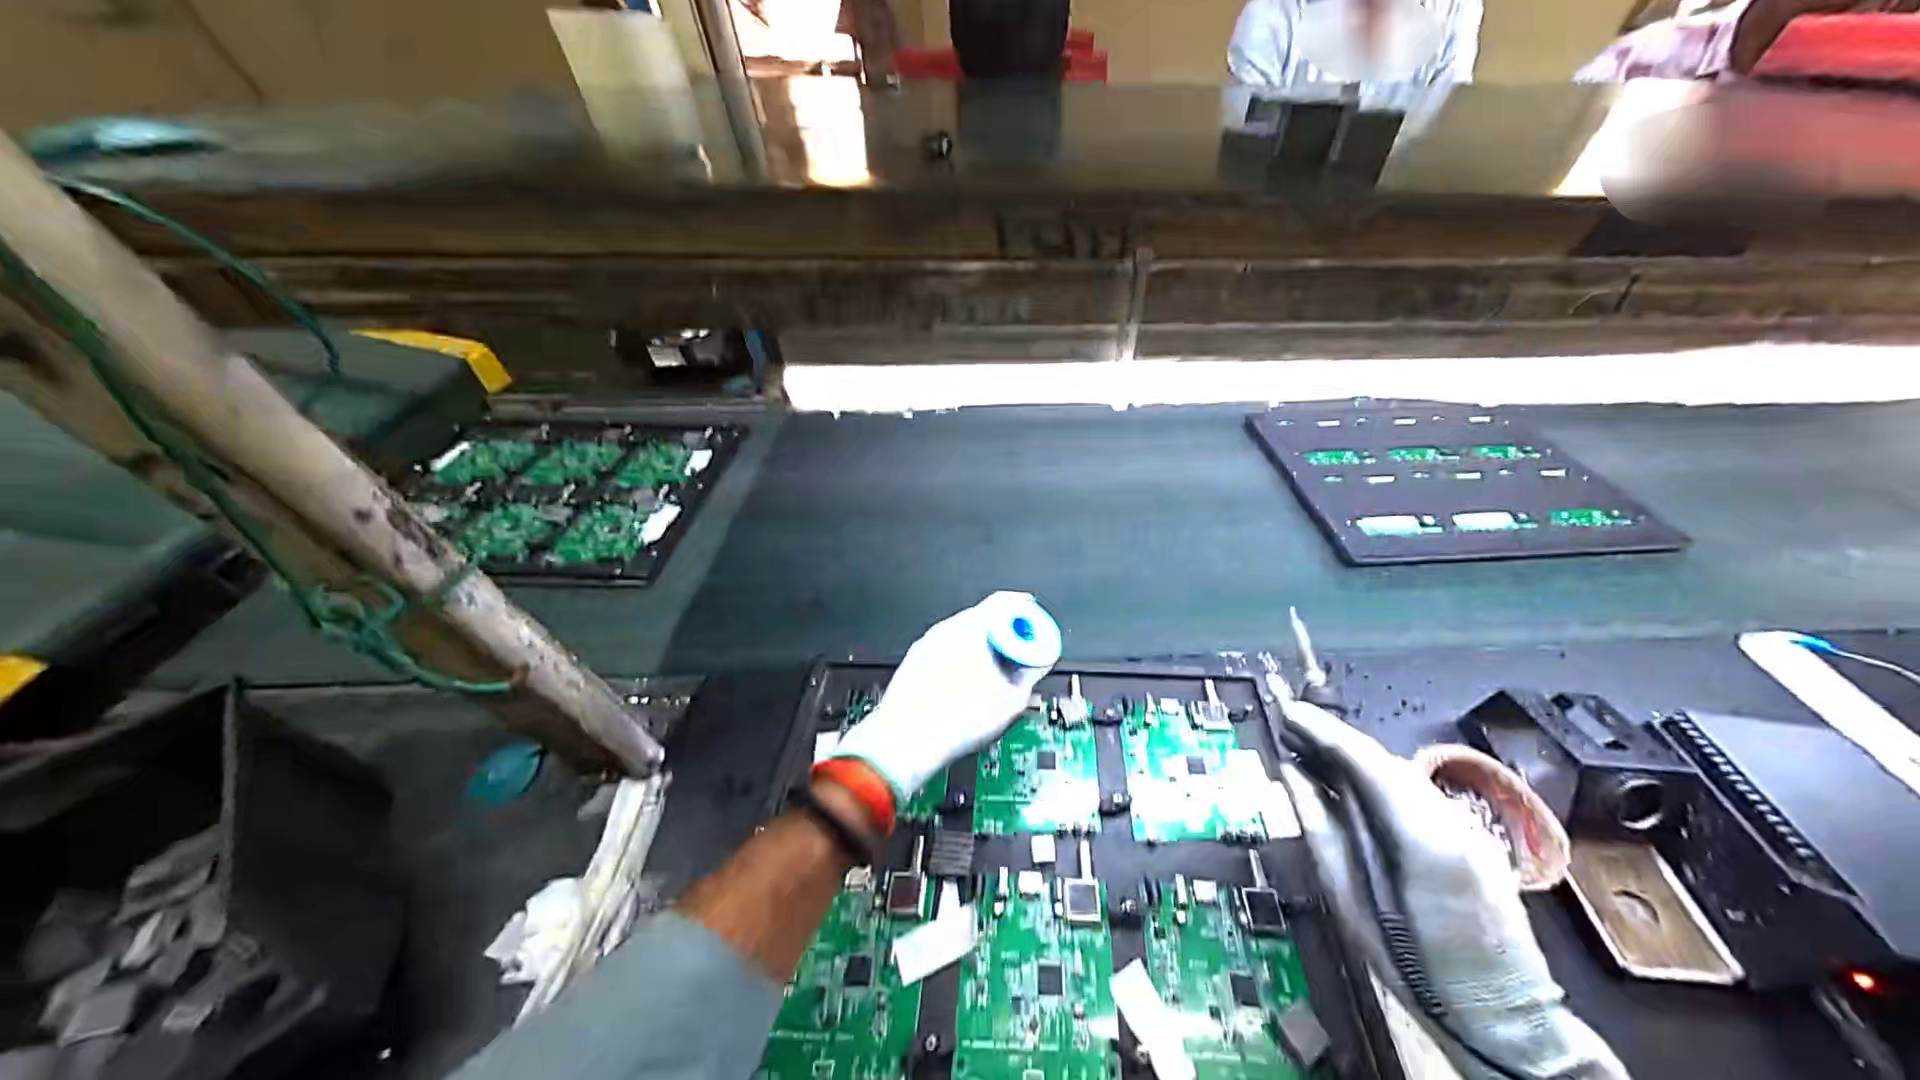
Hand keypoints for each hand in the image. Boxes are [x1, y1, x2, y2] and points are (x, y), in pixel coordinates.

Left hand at [833, 592, 1057, 801]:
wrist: (904, 743)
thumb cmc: (953, 722)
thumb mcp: (1010, 700)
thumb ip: (1029, 672)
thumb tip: (1038, 662)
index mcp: (972, 629)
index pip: (1007, 604)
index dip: (1027, 618)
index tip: (1033, 633)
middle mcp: (946, 629)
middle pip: (985, 618)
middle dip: (1006, 636)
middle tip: (1018, 659)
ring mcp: (926, 644)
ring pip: (963, 635)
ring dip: (982, 649)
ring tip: (992, 681)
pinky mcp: (913, 661)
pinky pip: (945, 651)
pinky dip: (961, 661)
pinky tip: (966, 689)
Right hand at [1275, 700, 1628, 1079]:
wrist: (1504, 1015)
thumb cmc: (1413, 968)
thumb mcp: (1350, 902)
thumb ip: (1322, 831)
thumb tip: (1292, 776)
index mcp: (1422, 839)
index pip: (1365, 760)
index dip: (1322, 729)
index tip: (1285, 710)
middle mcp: (1449, 820)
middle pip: (1382, 759)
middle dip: (1332, 737)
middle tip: (1286, 724)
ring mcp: (1465, 825)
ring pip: (1397, 770)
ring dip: (1351, 754)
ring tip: (1306, 746)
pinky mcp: (1468, 834)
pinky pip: (1410, 790)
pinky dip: (1372, 775)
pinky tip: (1346, 779)